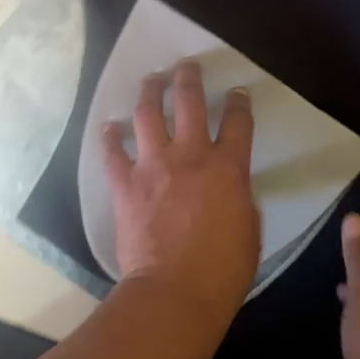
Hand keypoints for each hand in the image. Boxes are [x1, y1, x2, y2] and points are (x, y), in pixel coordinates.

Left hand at [100, 60, 260, 343]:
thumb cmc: (222, 271)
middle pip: (189, 101)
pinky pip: (114, 153)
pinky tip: (109, 126)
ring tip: (151, 79)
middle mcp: (190, 155)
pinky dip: (110, 137)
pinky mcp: (126, 184)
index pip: (238, 121)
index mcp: (228, 167)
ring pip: (149, 113)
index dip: (239, 103)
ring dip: (150, 92)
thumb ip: (240, 198)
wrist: (174, 293)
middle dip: (189, 78)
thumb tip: (232, 187)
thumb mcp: (250, 230)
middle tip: (187, 65)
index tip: (237, 93)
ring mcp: (154, 165)